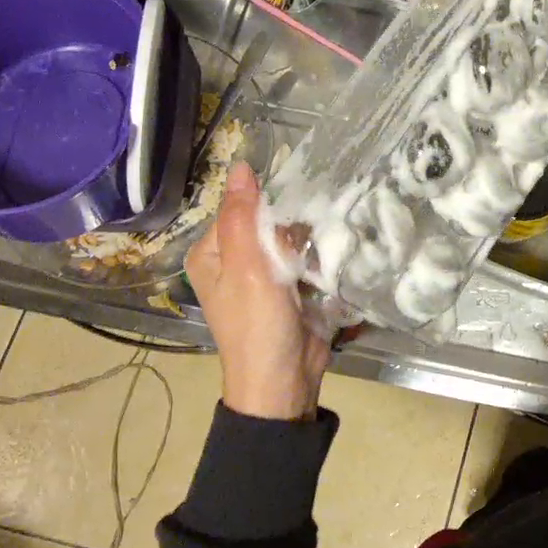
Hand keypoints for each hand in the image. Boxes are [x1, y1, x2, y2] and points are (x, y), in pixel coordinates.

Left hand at [186, 163, 328, 420]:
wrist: (284, 381)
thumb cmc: (257, 325)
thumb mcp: (246, 267)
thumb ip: (243, 217)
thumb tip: (240, 165)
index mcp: (211, 254)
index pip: (241, 208)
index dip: (268, 205)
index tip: (296, 209)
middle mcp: (234, 262)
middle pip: (268, 223)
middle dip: (293, 223)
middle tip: (316, 227)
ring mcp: (264, 278)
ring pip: (291, 241)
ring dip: (311, 240)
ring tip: (330, 239)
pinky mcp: (292, 292)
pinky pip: (306, 262)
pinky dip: (320, 259)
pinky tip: (335, 258)